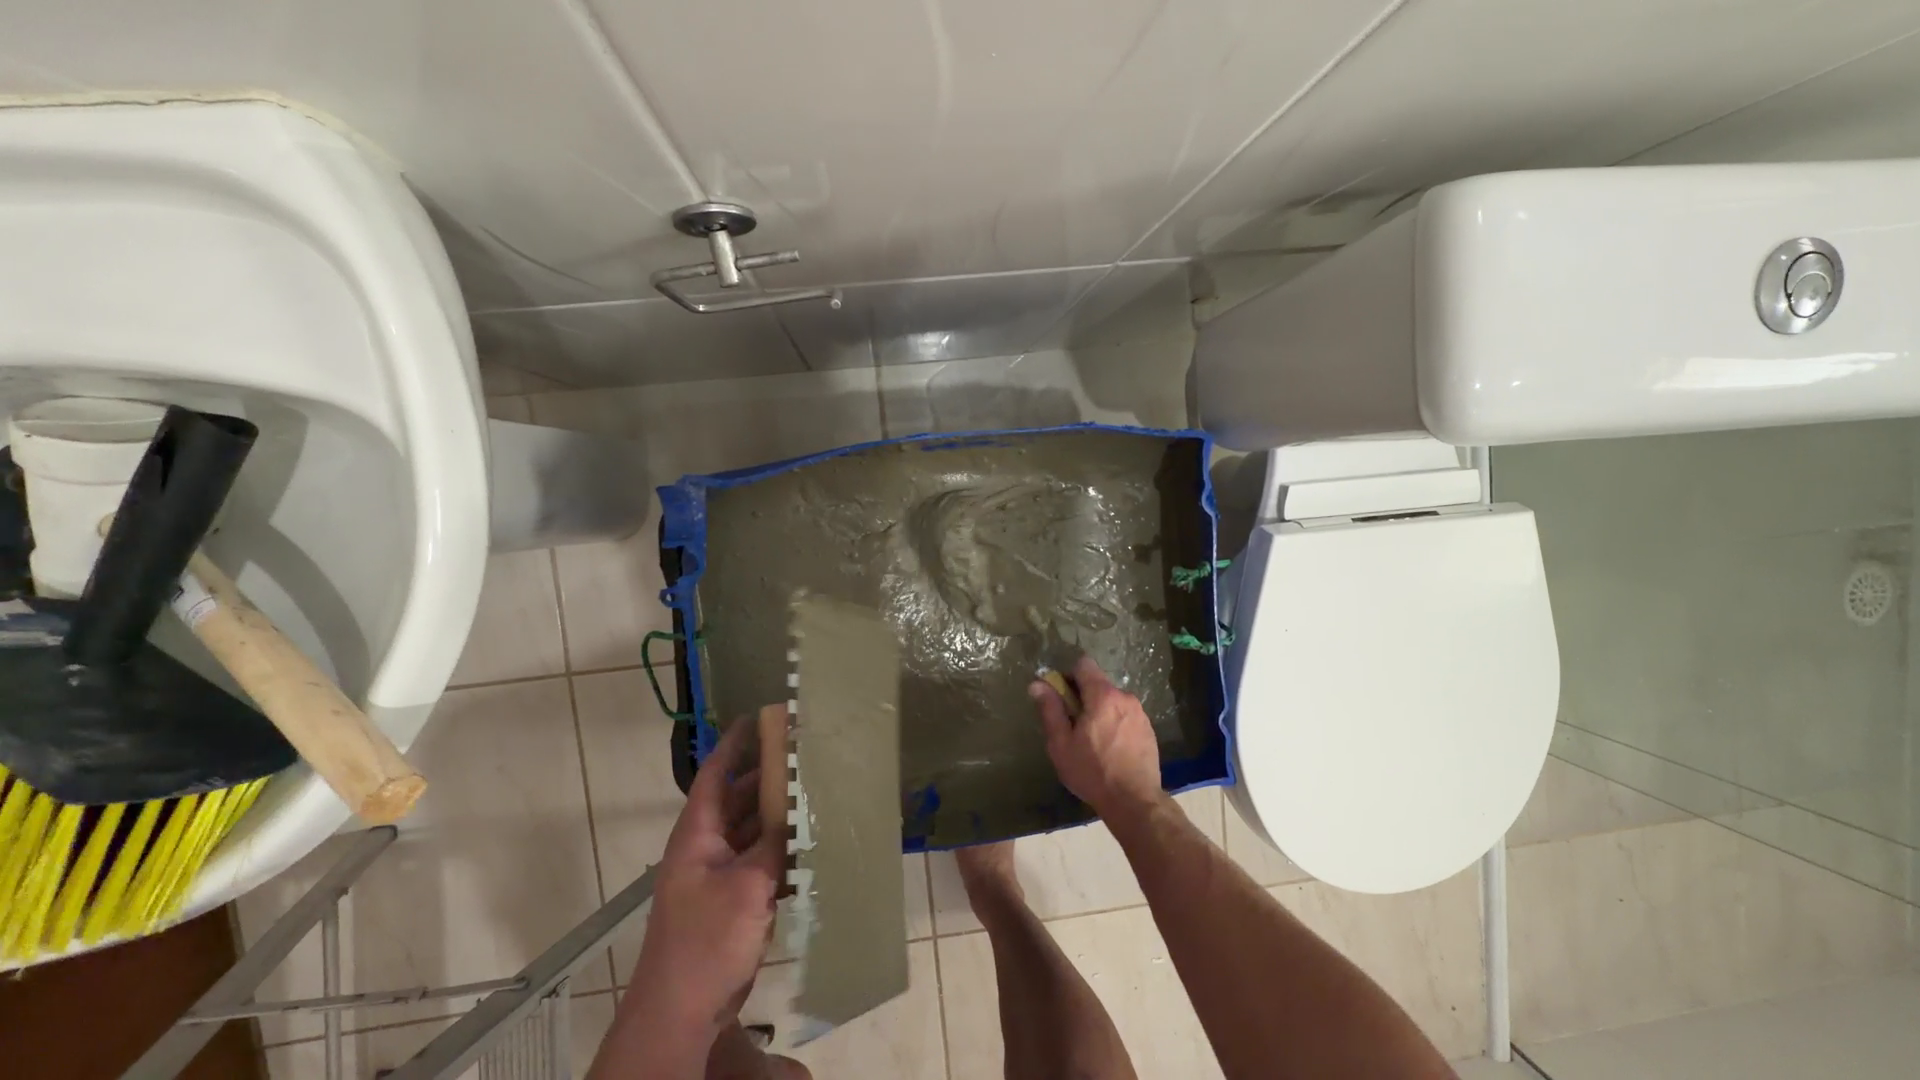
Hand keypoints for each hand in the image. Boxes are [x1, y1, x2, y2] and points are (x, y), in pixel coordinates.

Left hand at [627, 717, 782, 1039]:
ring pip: (752, 834)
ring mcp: (719, 878)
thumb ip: (775, 846)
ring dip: (779, 817)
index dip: (733, 745)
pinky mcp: (733, 904)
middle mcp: (706, 849)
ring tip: (817, 793)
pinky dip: (783, 853)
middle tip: (805, 755)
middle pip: (737, 802)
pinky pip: (760, 865)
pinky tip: (812, 846)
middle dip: (767, 778)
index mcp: (697, 836)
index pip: (713, 776)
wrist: (683, 1009)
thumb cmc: (707, 939)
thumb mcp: (747, 886)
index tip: (757, 717)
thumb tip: (799, 815)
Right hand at [1030, 656, 1163, 819]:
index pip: (1083, 664)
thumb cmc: (1092, 772)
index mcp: (1103, 696)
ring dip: (1099, 712)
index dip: (1068, 676)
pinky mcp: (1148, 729)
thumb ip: (1050, 710)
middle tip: (1072, 728)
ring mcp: (1140, 713)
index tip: (1061, 698)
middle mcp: (1125, 697)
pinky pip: (1125, 716)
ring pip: (1112, 701)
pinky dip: (1114, 724)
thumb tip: (1037, 684)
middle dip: (1082, 698)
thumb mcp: (1061, 744)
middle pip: (1098, 684)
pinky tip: (1110, 750)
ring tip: (1092, 743)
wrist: (1134, 801)